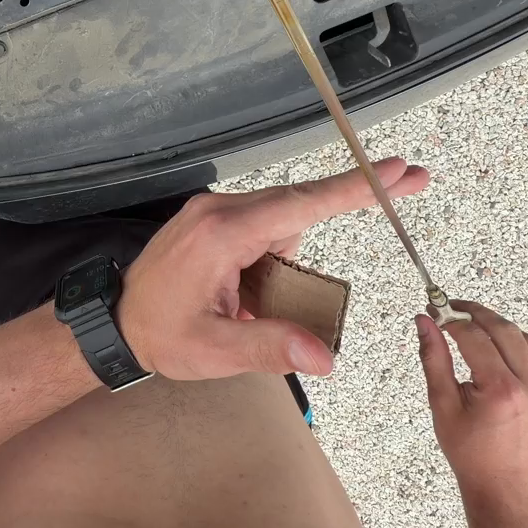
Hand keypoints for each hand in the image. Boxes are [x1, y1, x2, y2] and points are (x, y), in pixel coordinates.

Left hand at [115, 161, 428, 381]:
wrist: (114, 318)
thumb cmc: (158, 332)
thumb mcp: (213, 349)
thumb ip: (270, 348)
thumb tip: (327, 357)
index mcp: (221, 234)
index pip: (299, 205)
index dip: (350, 188)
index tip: (394, 169)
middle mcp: (218, 210)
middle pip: (297, 203)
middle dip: (351, 197)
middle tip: (413, 181)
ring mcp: (212, 212)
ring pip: (279, 221)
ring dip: (292, 256)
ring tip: (246, 306)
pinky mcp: (210, 221)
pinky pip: (260, 228)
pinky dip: (274, 254)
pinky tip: (246, 295)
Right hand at [416, 302, 527, 510]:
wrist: (506, 490)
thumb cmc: (469, 452)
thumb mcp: (441, 404)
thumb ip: (433, 358)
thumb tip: (424, 322)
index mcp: (500, 390)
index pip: (473, 336)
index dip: (450, 318)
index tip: (434, 311)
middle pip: (505, 329)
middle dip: (476, 313)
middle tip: (452, 308)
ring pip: (527, 340)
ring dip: (500, 327)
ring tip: (474, 326)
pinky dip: (517, 347)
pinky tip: (496, 351)